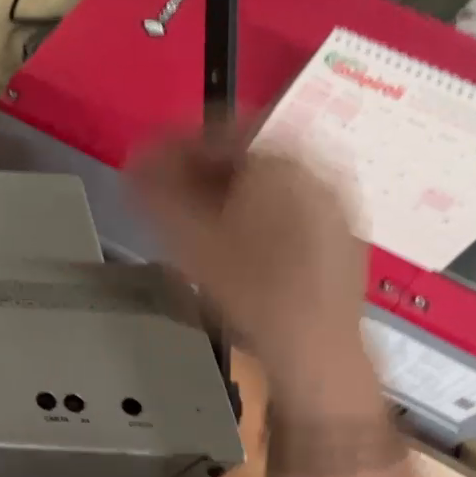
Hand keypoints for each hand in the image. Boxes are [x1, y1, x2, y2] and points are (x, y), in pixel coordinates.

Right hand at [128, 123, 368, 394]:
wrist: (314, 346)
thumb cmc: (249, 288)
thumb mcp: (187, 237)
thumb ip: (156, 191)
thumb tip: (137, 159)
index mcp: (282, 159)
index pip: (220, 130)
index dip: (174, 144)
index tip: (145, 164)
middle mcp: (316, 170)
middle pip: (246, 155)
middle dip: (198, 171)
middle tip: (162, 194)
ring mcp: (333, 204)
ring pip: (267, 182)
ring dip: (223, 192)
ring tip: (190, 221)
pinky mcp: (338, 236)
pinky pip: (286, 207)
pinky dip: (252, 213)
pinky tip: (229, 243)